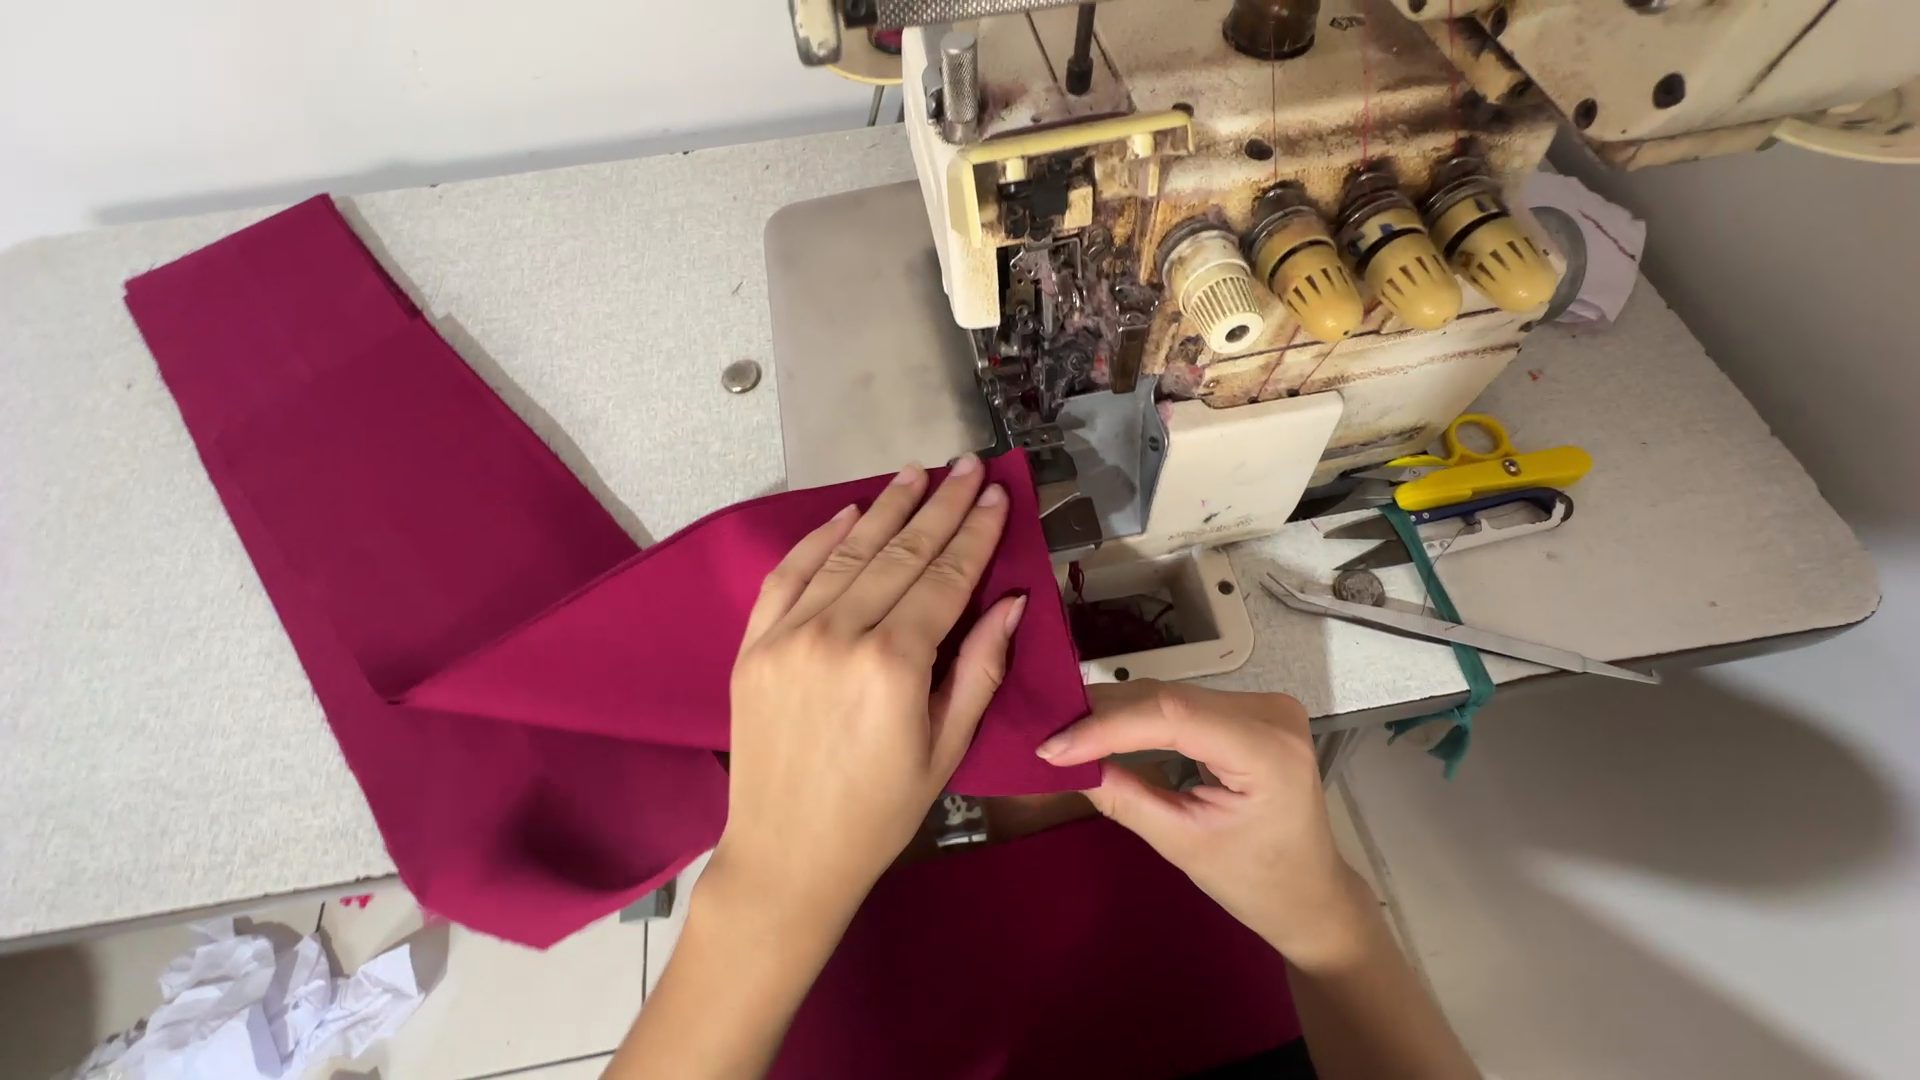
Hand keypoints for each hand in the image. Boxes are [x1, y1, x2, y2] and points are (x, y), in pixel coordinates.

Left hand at [714, 454, 1026, 928]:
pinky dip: (817, 538)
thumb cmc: (879, 812)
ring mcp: (788, 635)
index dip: (976, 533)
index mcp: (893, 664)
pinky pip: (787, 574)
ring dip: (886, 508)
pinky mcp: (753, 644)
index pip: (945, 578)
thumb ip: (979, 668)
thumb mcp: (947, 749)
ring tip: (917, 473)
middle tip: (968, 465)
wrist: (786, 855)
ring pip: (847, 552)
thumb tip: (1011, 604)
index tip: (997, 495)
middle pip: (900, 553)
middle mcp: (838, 635)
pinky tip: (847, 512)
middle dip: (940, 504)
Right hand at [1035, 681, 1371, 970]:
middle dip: (1101, 715)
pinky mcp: (1247, 708)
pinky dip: (1137, 714)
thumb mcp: (1183, 845)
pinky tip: (1100, 724)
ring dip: (1114, 711)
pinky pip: (1179, 702)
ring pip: (1168, 694)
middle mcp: (1268, 710)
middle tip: (1045, 733)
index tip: (1051, 745)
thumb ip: (1125, 797)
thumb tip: (1063, 763)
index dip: (1105, 725)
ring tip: (1063, 729)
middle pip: (1168, 697)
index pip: (1172, 714)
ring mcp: (1262, 703)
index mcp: (1267, 749)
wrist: (1311, 895)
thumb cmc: (1256, 883)